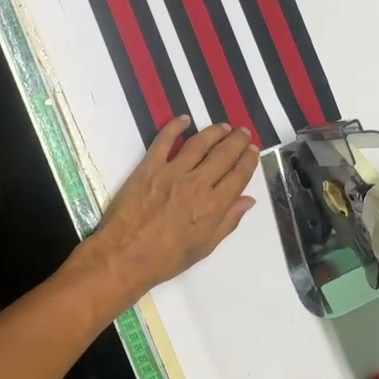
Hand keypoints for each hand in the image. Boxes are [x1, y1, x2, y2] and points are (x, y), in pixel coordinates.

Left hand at [69, 118, 258, 300]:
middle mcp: (196, 184)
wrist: (125, 255)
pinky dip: (174, 127)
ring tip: (222, 126)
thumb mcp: (204, 247)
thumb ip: (227, 221)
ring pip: (199, 143)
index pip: (238, 175)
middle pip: (223, 154)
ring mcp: (171, 172)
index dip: (249, 160)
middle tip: (243, 133)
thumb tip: (248, 200)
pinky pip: (163, 140)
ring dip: (214, 131)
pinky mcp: (148, 167)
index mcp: (213, 206)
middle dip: (237, 141)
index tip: (253, 151)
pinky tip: (184, 120)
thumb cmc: (166, 258)